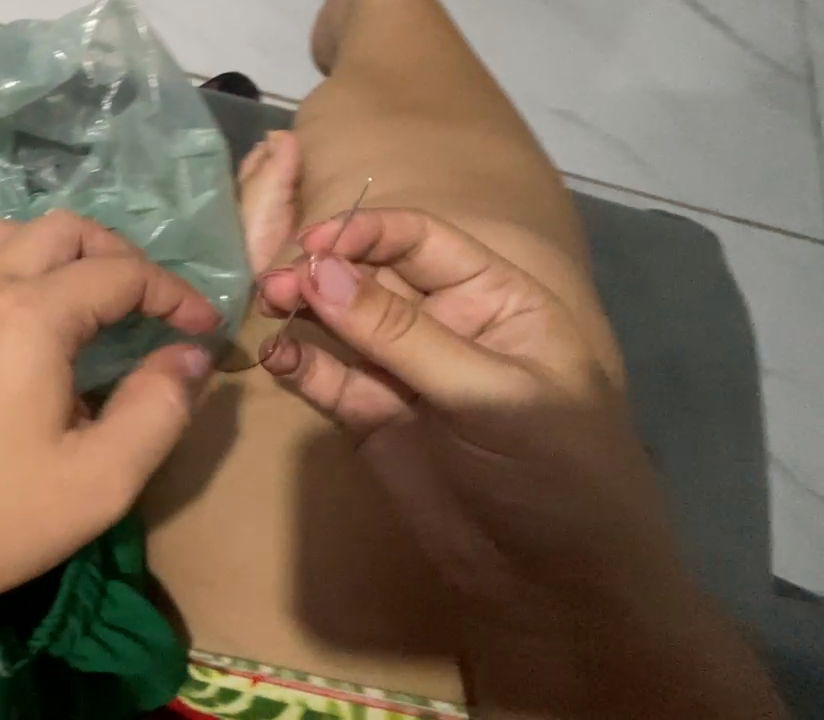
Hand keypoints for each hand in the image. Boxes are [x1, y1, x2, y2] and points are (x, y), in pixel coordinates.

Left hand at [0, 210, 221, 621]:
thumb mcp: (101, 479)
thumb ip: (160, 407)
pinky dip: (13, 262)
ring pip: (9, 233)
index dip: (173, 293)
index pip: (120, 273)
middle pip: (63, 230)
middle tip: (150, 304)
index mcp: (30, 315)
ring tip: (89, 295)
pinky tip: (25, 312)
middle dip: (120, 255)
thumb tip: (191, 354)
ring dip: (60, 249)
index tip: (203, 329)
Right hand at [254, 209, 687, 624]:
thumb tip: (316, 270)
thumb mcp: (488, 394)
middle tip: (274, 286)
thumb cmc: (556, 474)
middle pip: (366, 275)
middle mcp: (440, 323)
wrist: (555, 590)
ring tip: (267, 310)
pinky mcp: (365, 411)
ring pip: (336, 320)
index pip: (419, 241)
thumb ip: (398, 332)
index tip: (310, 244)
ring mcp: (398, 368)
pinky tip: (277, 360)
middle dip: (319, 272)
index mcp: (492, 299)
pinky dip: (295, 361)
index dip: (364, 233)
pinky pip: (322, 373)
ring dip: (299, 309)